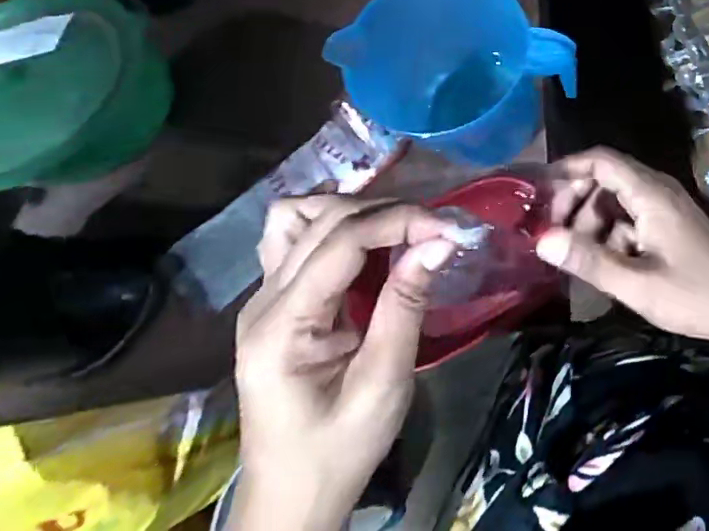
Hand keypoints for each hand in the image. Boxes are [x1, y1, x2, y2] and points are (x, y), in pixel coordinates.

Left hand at [232, 196, 457, 530]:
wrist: (290, 499)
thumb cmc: (338, 452)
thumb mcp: (382, 386)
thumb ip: (405, 307)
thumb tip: (439, 242)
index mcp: (282, 326)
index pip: (341, 242)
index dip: (397, 221)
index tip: (447, 228)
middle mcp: (263, 300)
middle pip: (321, 220)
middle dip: (385, 213)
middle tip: (434, 231)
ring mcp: (261, 297)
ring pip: (299, 217)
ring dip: (352, 209)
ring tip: (396, 228)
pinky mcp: (272, 300)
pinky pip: (293, 238)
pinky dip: (330, 223)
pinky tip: (361, 237)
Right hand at [536, 147, 708, 348]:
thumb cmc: (694, 295)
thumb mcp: (636, 284)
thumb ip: (588, 260)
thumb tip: (541, 240)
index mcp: (649, 192)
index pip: (600, 160)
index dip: (567, 169)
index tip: (539, 193)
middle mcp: (656, 188)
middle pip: (604, 177)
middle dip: (575, 200)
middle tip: (553, 232)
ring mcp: (664, 204)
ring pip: (615, 198)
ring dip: (592, 220)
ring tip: (577, 255)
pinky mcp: (668, 221)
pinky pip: (630, 214)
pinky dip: (612, 232)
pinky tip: (607, 263)